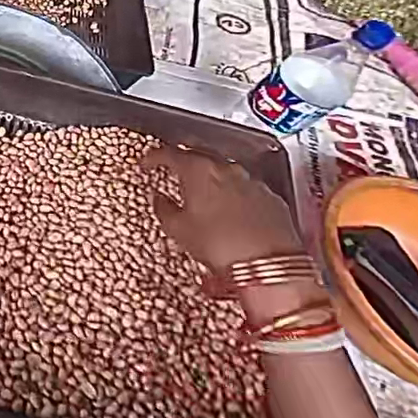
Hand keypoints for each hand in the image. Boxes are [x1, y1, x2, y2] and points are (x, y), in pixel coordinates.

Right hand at [142, 144, 300, 272]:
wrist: (268, 264)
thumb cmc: (221, 245)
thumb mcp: (178, 229)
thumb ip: (163, 208)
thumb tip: (158, 200)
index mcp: (198, 170)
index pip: (169, 153)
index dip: (154, 157)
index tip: (146, 162)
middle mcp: (226, 169)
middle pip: (199, 153)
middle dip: (183, 158)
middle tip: (171, 166)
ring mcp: (251, 181)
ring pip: (224, 168)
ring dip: (209, 174)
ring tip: (199, 188)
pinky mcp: (271, 198)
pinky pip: (246, 186)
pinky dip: (232, 191)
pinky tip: (228, 207)